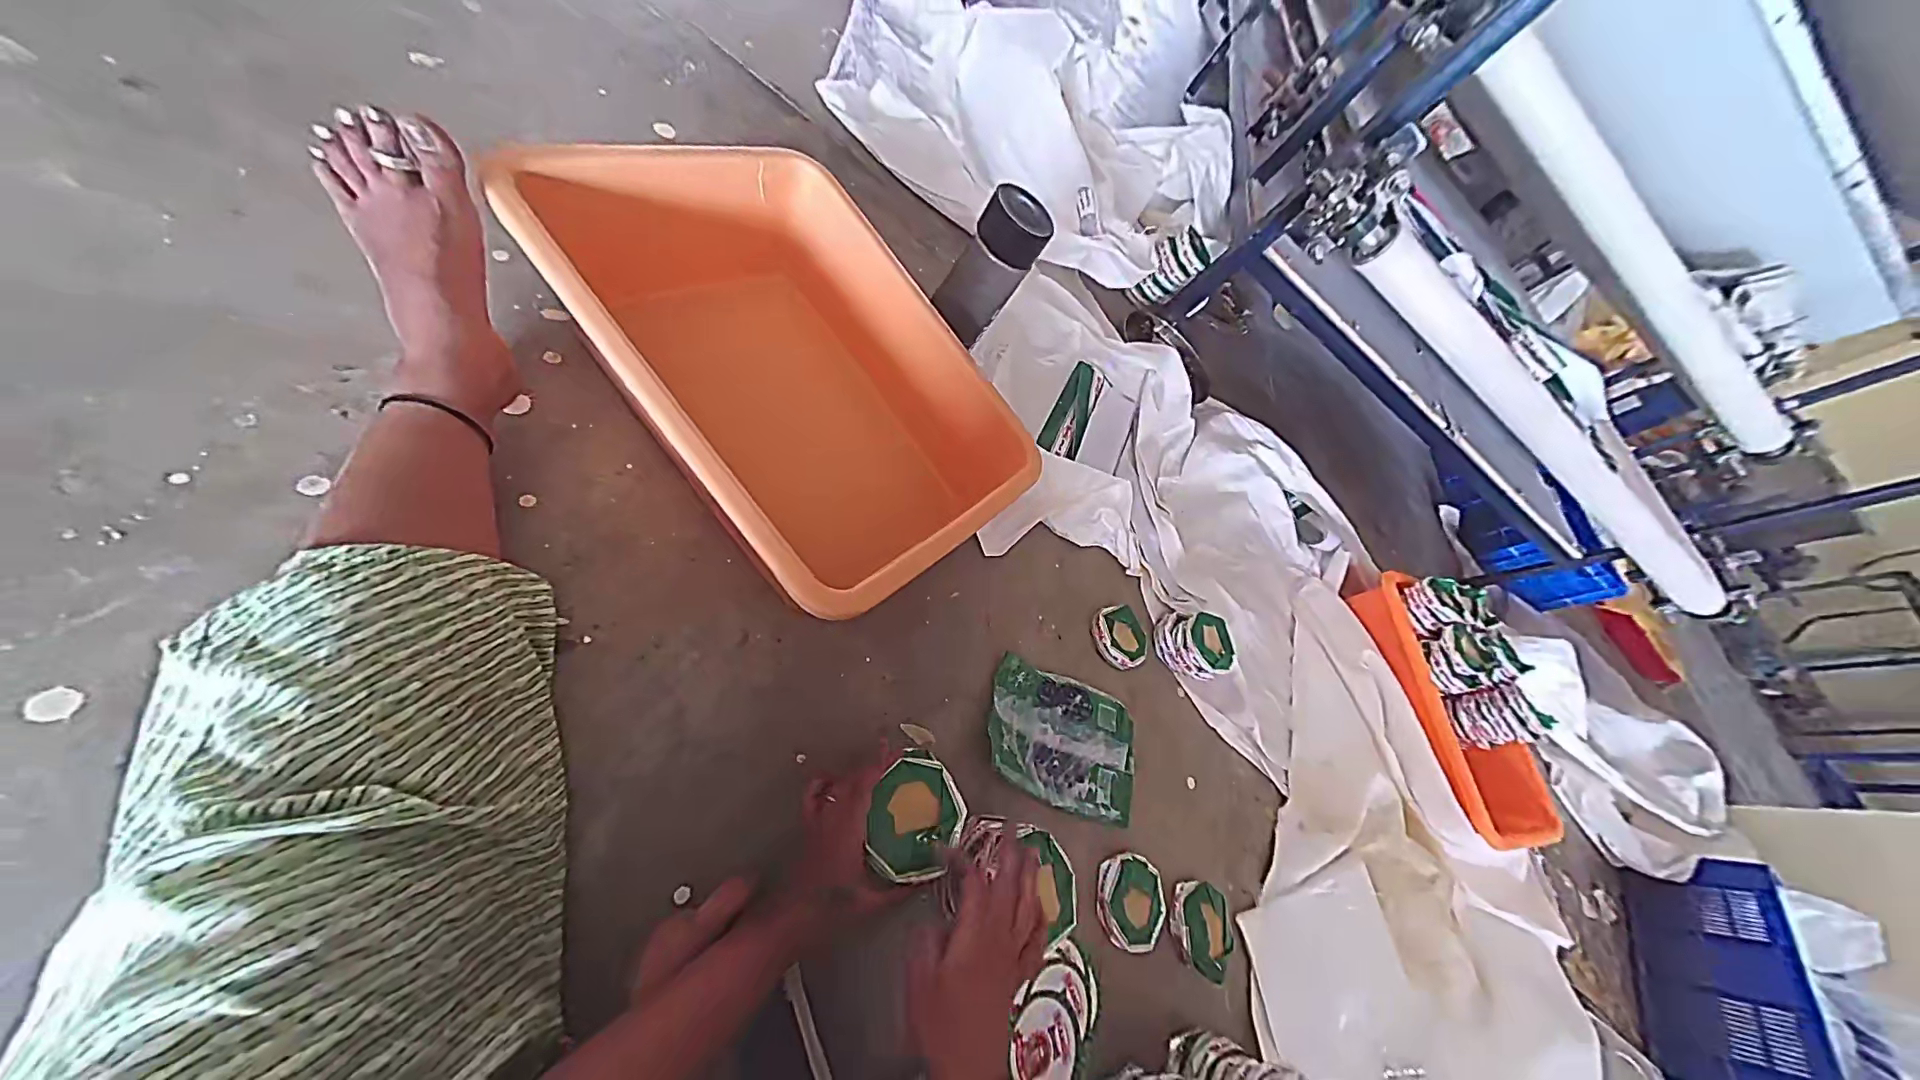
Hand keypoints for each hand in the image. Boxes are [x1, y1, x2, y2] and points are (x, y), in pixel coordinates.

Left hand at [772, 749, 911, 932]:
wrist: (788, 922)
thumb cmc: (828, 912)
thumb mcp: (871, 903)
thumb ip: (901, 889)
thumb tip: (929, 875)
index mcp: (847, 829)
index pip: (864, 787)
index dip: (880, 766)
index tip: (897, 754)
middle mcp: (830, 818)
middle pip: (852, 780)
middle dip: (874, 765)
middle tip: (895, 758)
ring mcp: (816, 822)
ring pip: (836, 785)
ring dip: (856, 774)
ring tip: (874, 769)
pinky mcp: (807, 830)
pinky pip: (814, 796)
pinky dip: (825, 783)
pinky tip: (836, 783)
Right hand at [908, 836, 1048, 1079]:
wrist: (971, 1066)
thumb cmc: (943, 1025)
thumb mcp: (920, 979)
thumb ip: (927, 942)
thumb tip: (935, 921)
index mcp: (975, 934)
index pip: (974, 883)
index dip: (964, 860)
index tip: (950, 847)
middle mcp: (1000, 938)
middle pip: (1008, 886)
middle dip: (1009, 854)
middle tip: (1012, 828)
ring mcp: (1014, 955)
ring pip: (1026, 905)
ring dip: (1030, 876)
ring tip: (1033, 852)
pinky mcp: (1020, 972)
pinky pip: (1036, 936)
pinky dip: (1041, 916)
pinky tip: (1041, 904)